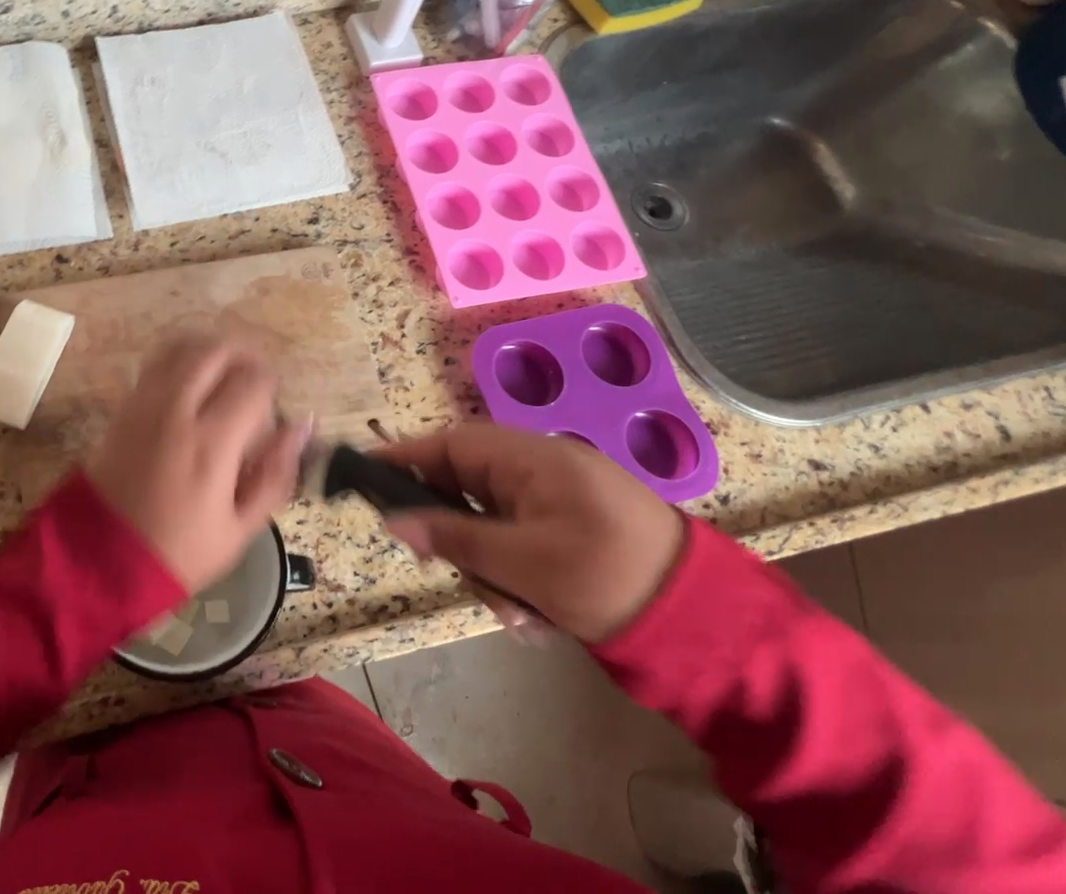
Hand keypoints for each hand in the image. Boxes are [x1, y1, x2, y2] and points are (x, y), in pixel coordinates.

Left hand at [84, 335, 310, 592]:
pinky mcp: (120, 410)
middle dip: (242, 357)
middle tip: (252, 382)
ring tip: (222, 376)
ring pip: (180, 348)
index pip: (253, 382)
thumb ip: (275, 474)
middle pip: (215, 351)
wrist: (99, 562)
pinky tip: (189, 387)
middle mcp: (175, 412)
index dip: (271, 385)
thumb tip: (301, 428)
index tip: (272, 407)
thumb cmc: (178, 553)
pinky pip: (153, 365)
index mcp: (211, 443)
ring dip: (209, 352)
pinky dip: (178, 362)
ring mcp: (142, 405)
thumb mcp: (240, 529)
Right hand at [375, 424, 684, 642]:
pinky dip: (516, 582)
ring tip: (519, 614)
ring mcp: (555, 504)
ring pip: (487, 528)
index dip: (403, 458)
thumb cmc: (608, 577)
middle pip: (462, 492)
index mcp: (531, 461)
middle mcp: (538, 474)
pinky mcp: (567, 533)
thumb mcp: (522, 563)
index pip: (449, 444)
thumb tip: (393, 519)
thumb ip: (453, 538)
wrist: (703, 622)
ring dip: (491, 574)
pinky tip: (538, 617)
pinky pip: (516, 548)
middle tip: (453, 575)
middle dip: (457, 541)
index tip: (362, 477)